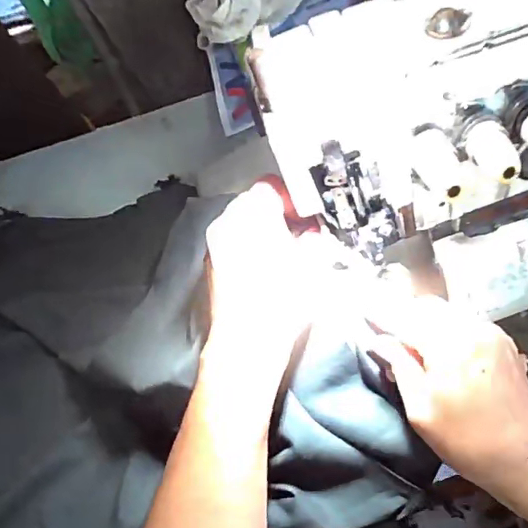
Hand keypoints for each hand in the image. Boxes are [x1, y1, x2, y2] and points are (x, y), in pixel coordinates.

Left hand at [203, 183, 310, 365]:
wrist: (248, 341)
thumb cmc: (284, 298)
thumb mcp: (314, 262)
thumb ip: (316, 238)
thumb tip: (314, 234)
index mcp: (251, 211)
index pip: (272, 186)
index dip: (294, 200)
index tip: (308, 219)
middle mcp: (226, 221)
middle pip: (256, 206)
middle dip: (279, 219)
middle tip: (302, 240)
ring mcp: (214, 244)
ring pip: (244, 228)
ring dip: (264, 237)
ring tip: (286, 260)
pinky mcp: (211, 267)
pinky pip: (234, 248)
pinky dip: (250, 254)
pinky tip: (267, 276)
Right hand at [364, 293, 527, 494]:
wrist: (524, 455)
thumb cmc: (466, 441)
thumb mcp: (421, 411)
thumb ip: (400, 368)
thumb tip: (379, 341)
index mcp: (449, 346)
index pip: (405, 317)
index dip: (380, 314)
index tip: (363, 312)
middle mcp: (472, 329)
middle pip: (427, 306)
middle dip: (403, 314)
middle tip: (386, 335)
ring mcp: (492, 332)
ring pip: (448, 311)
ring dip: (425, 320)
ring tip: (411, 345)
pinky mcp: (503, 341)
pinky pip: (466, 321)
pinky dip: (446, 327)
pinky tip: (439, 350)